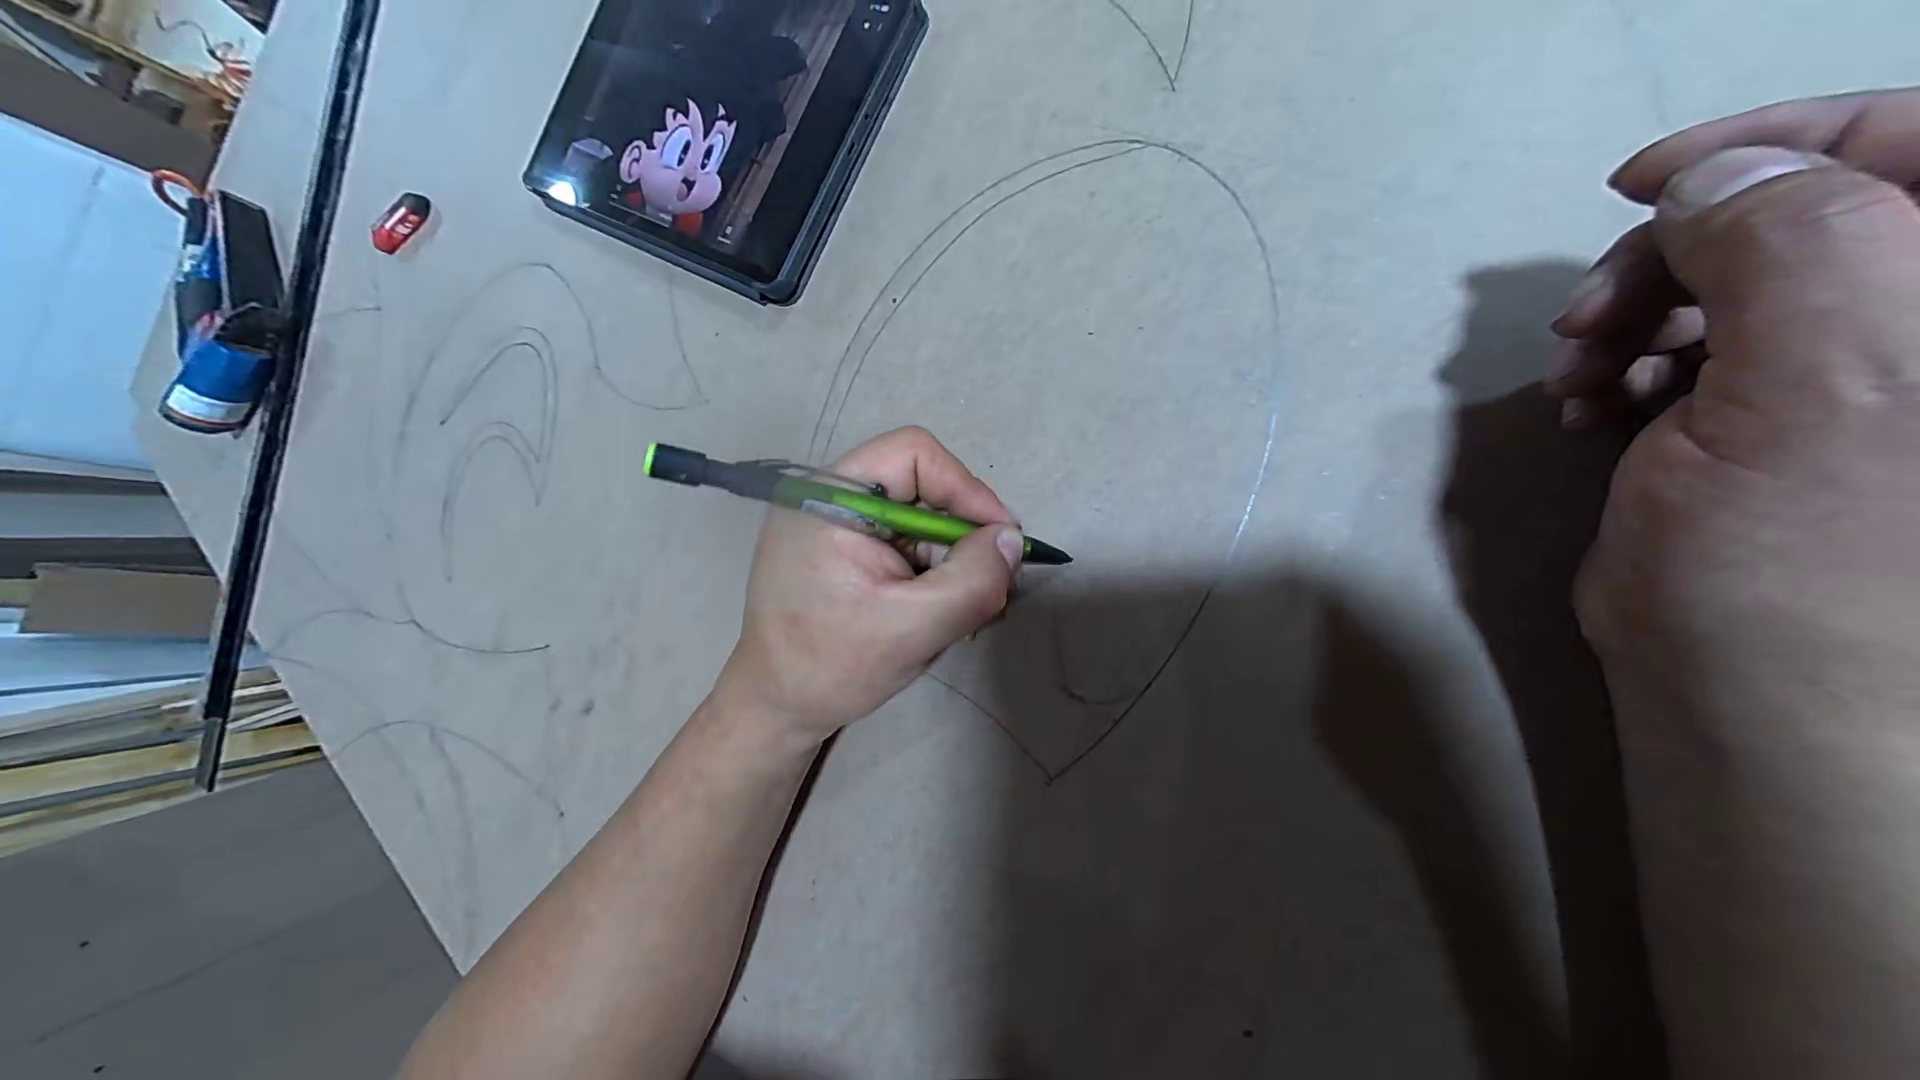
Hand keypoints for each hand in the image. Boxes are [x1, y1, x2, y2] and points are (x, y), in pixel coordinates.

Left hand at [713, 426, 1023, 744]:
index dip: (966, 489)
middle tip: (994, 586)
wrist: (778, 709)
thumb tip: (1012, 538)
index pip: (914, 455)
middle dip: (965, 539)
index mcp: (831, 496)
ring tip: (968, 614)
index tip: (999, 540)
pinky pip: (911, 548)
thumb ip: (970, 581)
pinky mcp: (853, 554)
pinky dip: (938, 577)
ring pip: (924, 524)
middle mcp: (836, 499)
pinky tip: (946, 614)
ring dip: (955, 565)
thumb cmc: (829, 668)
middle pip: (925, 490)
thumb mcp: (911, 628)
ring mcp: (843, 527)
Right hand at [1549, 90, 1919, 679]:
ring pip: (1739, 285)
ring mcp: (1861, 375)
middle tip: (1582, 320)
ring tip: (1577, 377)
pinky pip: (1705, 348)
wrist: (1753, 688)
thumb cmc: (1802, 557)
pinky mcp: (1778, 422)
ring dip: (1638, 318)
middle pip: (1805, 218)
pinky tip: (1595, 404)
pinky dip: (1635, 363)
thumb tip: (1712, 176)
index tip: (1636, 182)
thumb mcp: (1818, 384)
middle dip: (1672, 258)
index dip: (1772, 144)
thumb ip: (1793, 242)